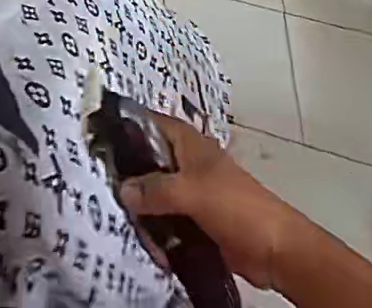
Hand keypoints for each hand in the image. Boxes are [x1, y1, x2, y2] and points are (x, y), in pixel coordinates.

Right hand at [117, 111, 309, 292]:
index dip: (127, 126)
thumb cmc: (235, 205)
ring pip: (154, 192)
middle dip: (128, 173)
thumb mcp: (191, 192)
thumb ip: (156, 189)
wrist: (273, 247)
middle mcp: (186, 162)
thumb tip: (122, 189)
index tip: (98, 136)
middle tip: (100, 185)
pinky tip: (139, 239)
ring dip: (140, 206)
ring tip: (114, 217)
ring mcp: (190, 191)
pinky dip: (153, 228)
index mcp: (188, 142)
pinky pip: (164, 218)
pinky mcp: (194, 219)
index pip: (150, 123)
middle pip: (148, 160)